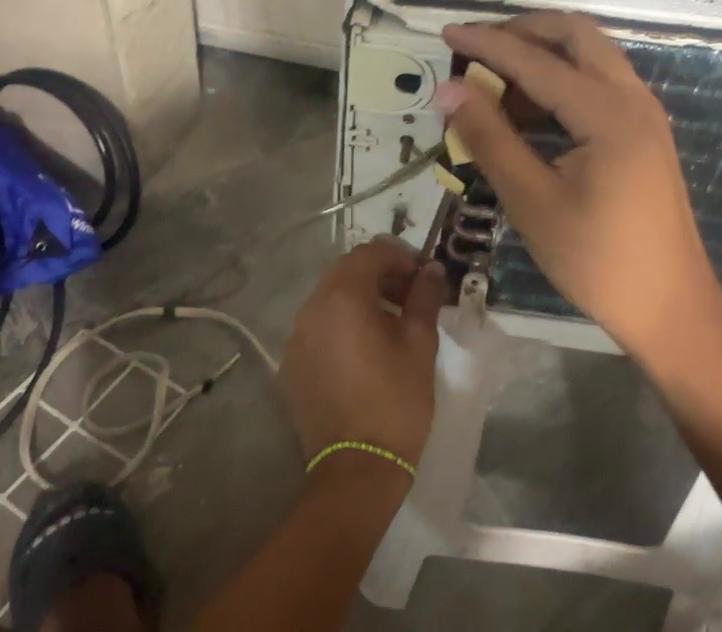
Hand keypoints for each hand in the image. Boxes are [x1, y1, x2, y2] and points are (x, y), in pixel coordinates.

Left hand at [279, 239, 442, 468]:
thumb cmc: (396, 400)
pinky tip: (364, 354)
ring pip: (329, 301)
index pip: (370, 253)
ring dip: (360, 301)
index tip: (424, 277)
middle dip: (381, 276)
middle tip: (412, 298)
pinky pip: (318, 331)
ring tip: (391, 325)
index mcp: (342, 297)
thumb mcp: (420, 344)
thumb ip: (424, 298)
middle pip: (346, 273)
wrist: (357, 468)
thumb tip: (430, 271)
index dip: (400, 257)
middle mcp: (310, 309)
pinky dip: (341, 327)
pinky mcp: (291, 366)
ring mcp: (295, 339)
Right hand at [439, 15, 721, 365]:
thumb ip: (489, 138)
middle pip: (576, 35)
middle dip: (523, 32)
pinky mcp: (644, 135)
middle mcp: (632, 98)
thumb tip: (447, 89)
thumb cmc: (598, 261)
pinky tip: (528, 113)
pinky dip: (562, 82)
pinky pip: (600, 85)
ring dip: (543, 56)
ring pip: (591, 57)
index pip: (536, 60)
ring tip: (493, 84)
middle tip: (477, 49)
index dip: (486, 44)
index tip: (444, 32)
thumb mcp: (532, 201)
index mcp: (607, 113)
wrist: (670, 308)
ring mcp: (644, 115)